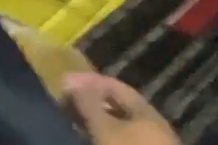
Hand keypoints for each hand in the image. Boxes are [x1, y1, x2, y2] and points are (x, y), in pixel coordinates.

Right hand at [63, 74, 181, 144]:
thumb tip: (71, 82)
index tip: (64, 82)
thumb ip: (86, 101)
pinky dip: (104, 135)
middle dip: (90, 101)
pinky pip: (121, 140)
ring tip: (73, 121)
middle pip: (117, 105)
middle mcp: (153, 125)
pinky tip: (88, 138)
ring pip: (119, 125)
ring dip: (95, 119)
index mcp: (146, 112)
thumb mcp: (102, 126)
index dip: (87, 80)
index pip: (114, 85)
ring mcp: (151, 144)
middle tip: (66, 101)